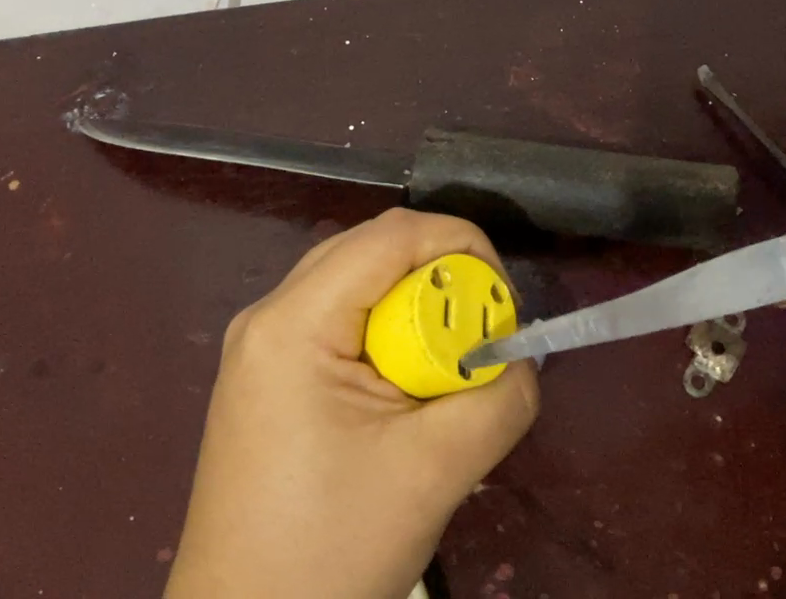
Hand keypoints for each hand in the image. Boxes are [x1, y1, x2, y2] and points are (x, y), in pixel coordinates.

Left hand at [167, 209, 538, 598]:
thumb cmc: (329, 550)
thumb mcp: (434, 472)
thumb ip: (500, 400)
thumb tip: (522, 359)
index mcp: (293, 323)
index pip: (391, 235)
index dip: (462, 246)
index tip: (505, 303)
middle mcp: (270, 317)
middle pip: (373, 252)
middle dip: (442, 279)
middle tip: (486, 333)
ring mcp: (264, 347)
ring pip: (360, 286)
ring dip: (417, 311)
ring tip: (453, 364)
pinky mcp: (271, 378)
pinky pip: (343, 323)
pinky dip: (390, 338)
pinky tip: (409, 388)